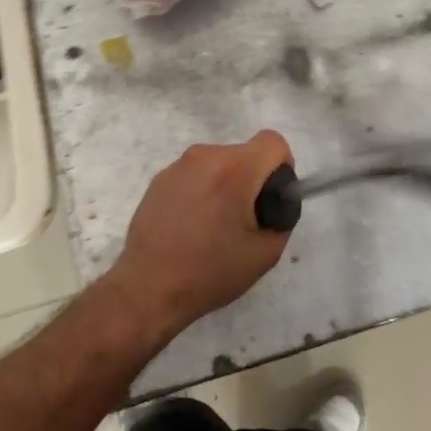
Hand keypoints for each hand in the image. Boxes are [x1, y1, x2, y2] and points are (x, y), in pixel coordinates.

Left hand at [104, 130, 293, 335]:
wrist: (148, 288)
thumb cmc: (211, 272)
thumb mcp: (265, 253)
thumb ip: (282, 217)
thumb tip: (277, 201)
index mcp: (235, 169)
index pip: (273, 142)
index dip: (281, 166)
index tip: (271, 196)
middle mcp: (205, 156)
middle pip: (244, 153)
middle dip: (251, 180)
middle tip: (243, 221)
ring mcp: (178, 165)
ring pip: (218, 163)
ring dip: (225, 185)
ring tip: (213, 226)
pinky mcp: (159, 179)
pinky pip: (194, 174)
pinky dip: (200, 191)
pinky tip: (189, 226)